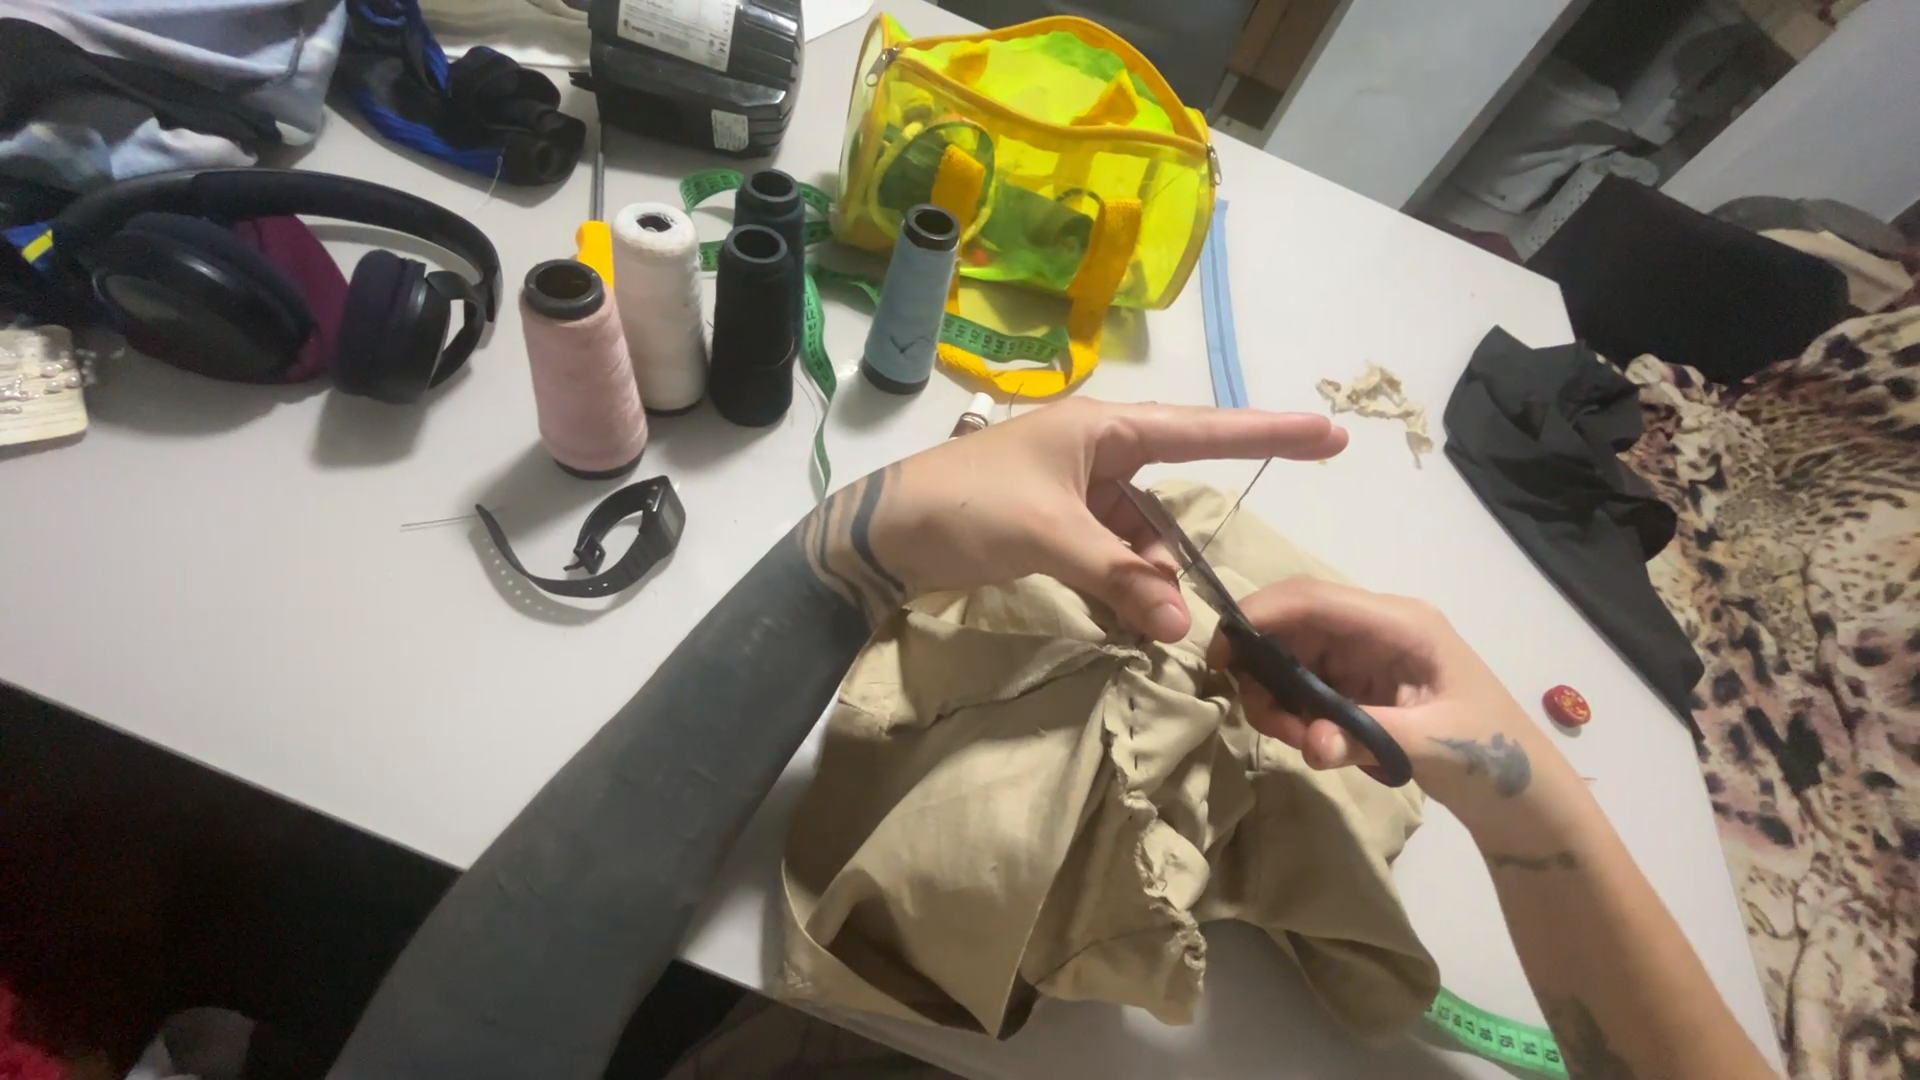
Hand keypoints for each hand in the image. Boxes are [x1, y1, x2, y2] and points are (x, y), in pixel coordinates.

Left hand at [864, 398, 1348, 641]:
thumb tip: (1183, 624)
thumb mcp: (1048, 533)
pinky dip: (1118, 583)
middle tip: (1181, 598)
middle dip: (1175, 550)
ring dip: (1144, 577)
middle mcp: (1096, 454)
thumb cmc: (967, 506)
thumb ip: (1118, 576)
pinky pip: (1107, 553)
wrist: (887, 532)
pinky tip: (1119, 612)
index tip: (1331, 435)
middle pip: (1167, 498)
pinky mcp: (1056, 526)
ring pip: (1137, 536)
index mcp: (1101, 430)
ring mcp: (1076, 493)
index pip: (1200, 429)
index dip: (1267, 433)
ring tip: (1141, 617)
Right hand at [1207, 576, 1562, 813]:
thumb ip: (1364, 738)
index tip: (1221, 652)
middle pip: (1290, 624)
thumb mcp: (1432, 745)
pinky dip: (1286, 707)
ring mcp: (1358, 653)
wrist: (1519, 791)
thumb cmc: (1492, 755)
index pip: (1313, 598)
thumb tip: (1310, 742)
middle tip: (1262, 718)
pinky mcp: (1348, 679)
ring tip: (1295, 739)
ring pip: (1286, 654)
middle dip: (1261, 666)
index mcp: (1400, 623)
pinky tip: (1306, 738)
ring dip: (1272, 694)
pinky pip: (1296, 681)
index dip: (1261, 614)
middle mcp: (1371, 627)